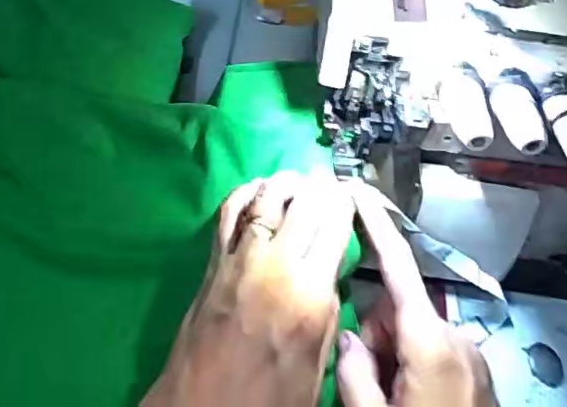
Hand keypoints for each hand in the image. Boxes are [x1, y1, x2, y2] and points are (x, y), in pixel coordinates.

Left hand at [143, 171, 355, 406]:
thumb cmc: (266, 402)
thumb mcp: (315, 368)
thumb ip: (327, 312)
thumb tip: (331, 271)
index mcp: (308, 295)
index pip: (335, 223)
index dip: (346, 202)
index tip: (352, 197)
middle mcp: (277, 264)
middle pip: (306, 200)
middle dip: (322, 186)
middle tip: (331, 184)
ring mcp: (241, 256)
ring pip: (268, 195)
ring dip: (289, 182)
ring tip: (301, 181)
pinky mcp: (214, 259)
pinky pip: (231, 209)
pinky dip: (248, 191)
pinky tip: (260, 188)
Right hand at [337, 183, 496, 406]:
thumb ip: (354, 372)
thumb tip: (350, 338)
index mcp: (430, 341)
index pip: (398, 264)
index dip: (376, 223)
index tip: (358, 189)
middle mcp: (456, 337)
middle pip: (399, 309)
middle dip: (378, 338)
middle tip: (371, 387)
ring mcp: (472, 357)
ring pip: (415, 334)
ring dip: (396, 360)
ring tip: (394, 403)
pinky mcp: (480, 377)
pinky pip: (436, 353)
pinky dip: (417, 369)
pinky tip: (415, 405)